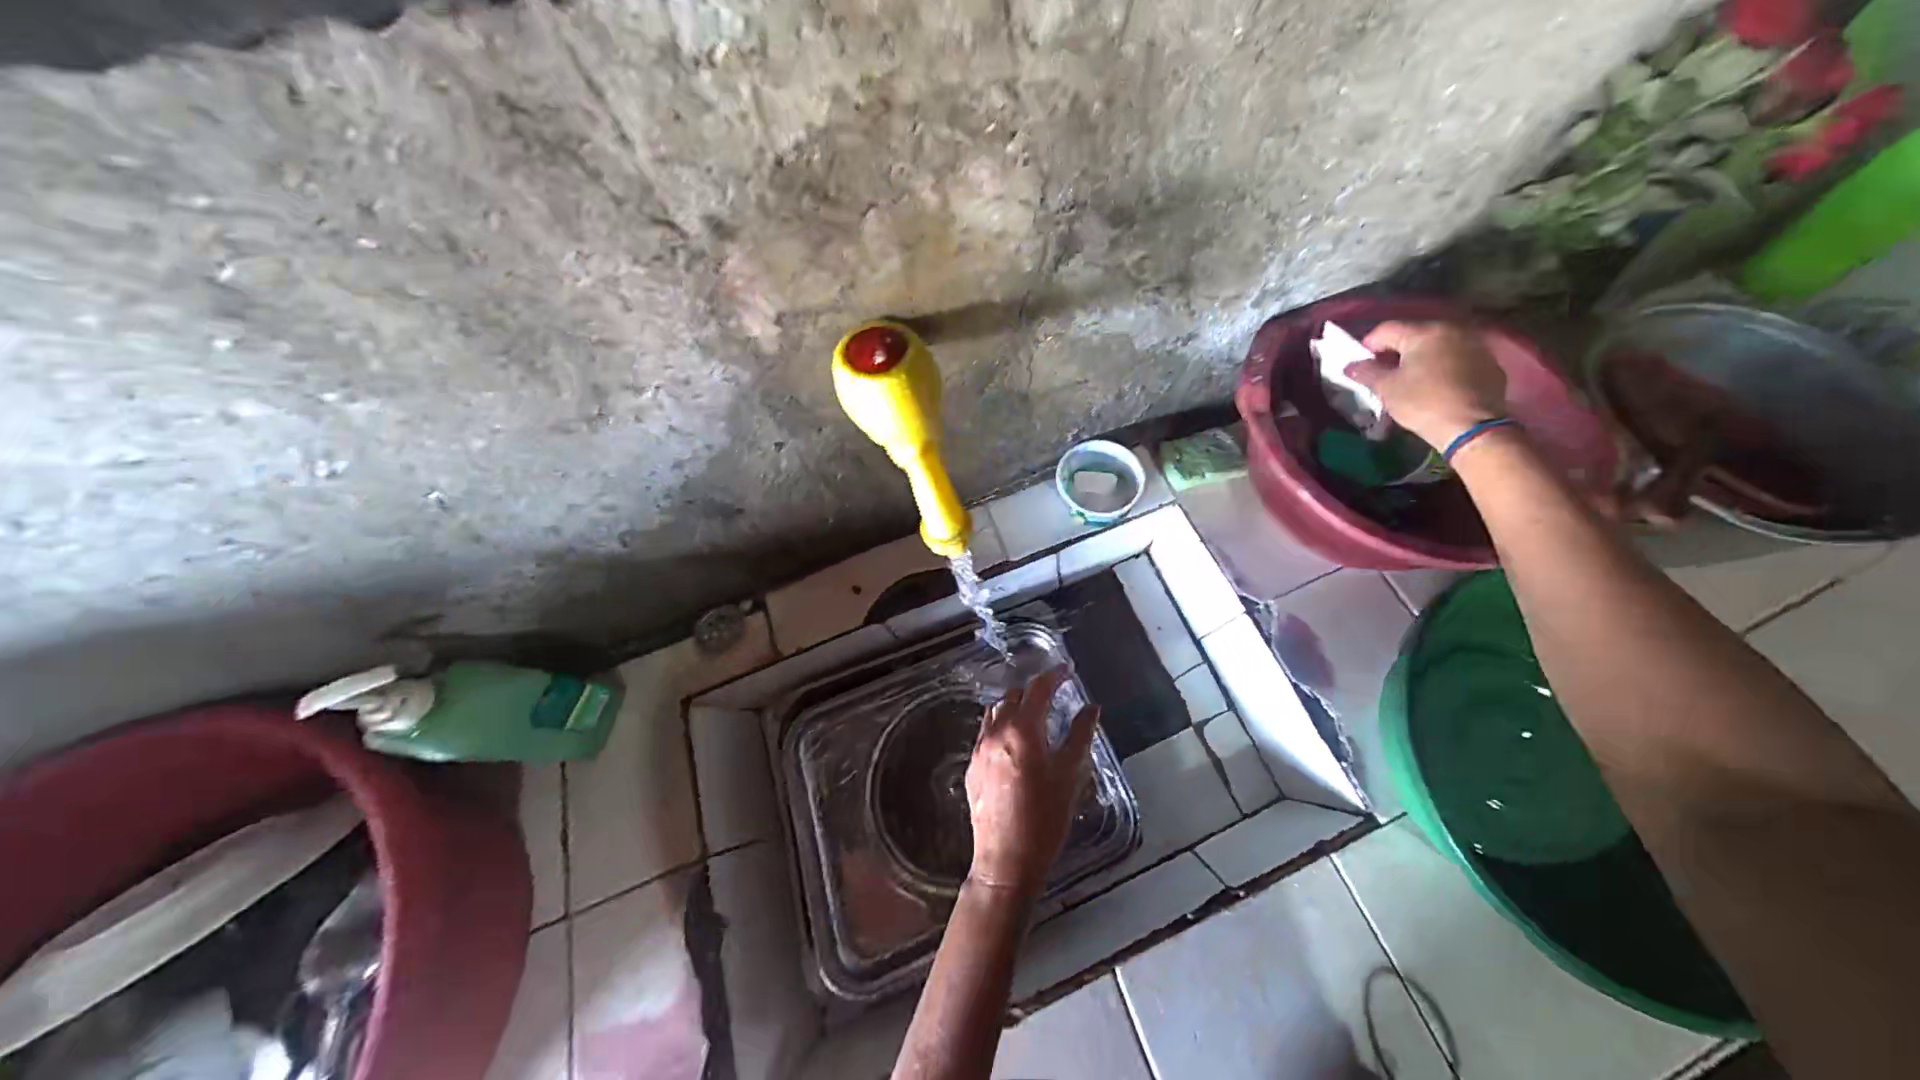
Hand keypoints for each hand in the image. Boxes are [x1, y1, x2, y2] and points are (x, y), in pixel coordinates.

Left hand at [965, 668, 1100, 896]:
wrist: (1006, 860)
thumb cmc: (1045, 819)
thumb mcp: (1071, 775)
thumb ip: (1080, 736)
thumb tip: (1090, 710)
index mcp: (1022, 731)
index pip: (1038, 690)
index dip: (1055, 676)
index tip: (1067, 671)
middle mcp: (995, 733)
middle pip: (1013, 697)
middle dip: (1034, 692)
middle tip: (1055, 696)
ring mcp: (979, 750)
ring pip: (995, 713)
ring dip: (1014, 707)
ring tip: (1035, 716)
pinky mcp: (971, 767)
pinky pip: (985, 734)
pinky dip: (1001, 727)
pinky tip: (1015, 744)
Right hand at [1347, 321, 1508, 449]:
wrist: (1471, 426)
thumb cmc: (1423, 402)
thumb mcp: (1387, 389)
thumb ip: (1367, 372)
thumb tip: (1351, 365)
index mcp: (1424, 332)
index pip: (1386, 329)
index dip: (1368, 345)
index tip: (1360, 364)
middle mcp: (1452, 330)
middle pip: (1414, 334)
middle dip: (1396, 351)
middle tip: (1383, 372)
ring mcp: (1475, 345)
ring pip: (1438, 345)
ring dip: (1421, 357)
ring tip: (1410, 378)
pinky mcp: (1489, 363)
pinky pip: (1457, 358)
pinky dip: (1442, 366)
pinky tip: (1436, 385)